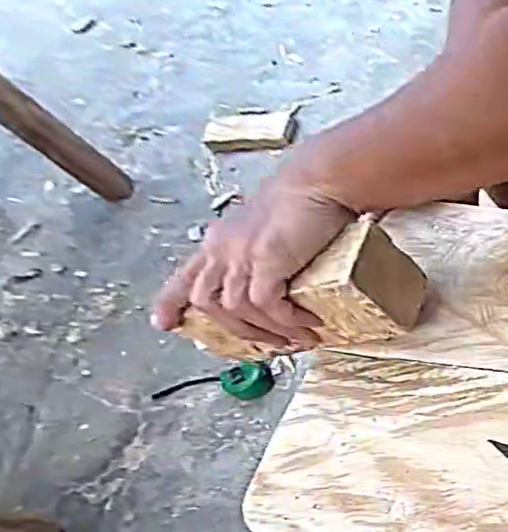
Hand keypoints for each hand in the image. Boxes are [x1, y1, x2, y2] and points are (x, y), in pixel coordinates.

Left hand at [151, 177, 355, 349]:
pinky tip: (308, 322)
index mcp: (221, 242)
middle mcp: (223, 250)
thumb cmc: (306, 205)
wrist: (317, 186)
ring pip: (235, 308)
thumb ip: (272, 252)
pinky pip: (264, 303)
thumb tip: (286, 275)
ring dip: (269, 331)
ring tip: (302, 338)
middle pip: (208, 302)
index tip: (166, 324)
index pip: (185, 276)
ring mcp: (243, 255)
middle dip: (242, 332)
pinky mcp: (268, 261)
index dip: (171, 303)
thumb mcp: (277, 232)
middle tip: (277, 345)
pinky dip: (286, 320)